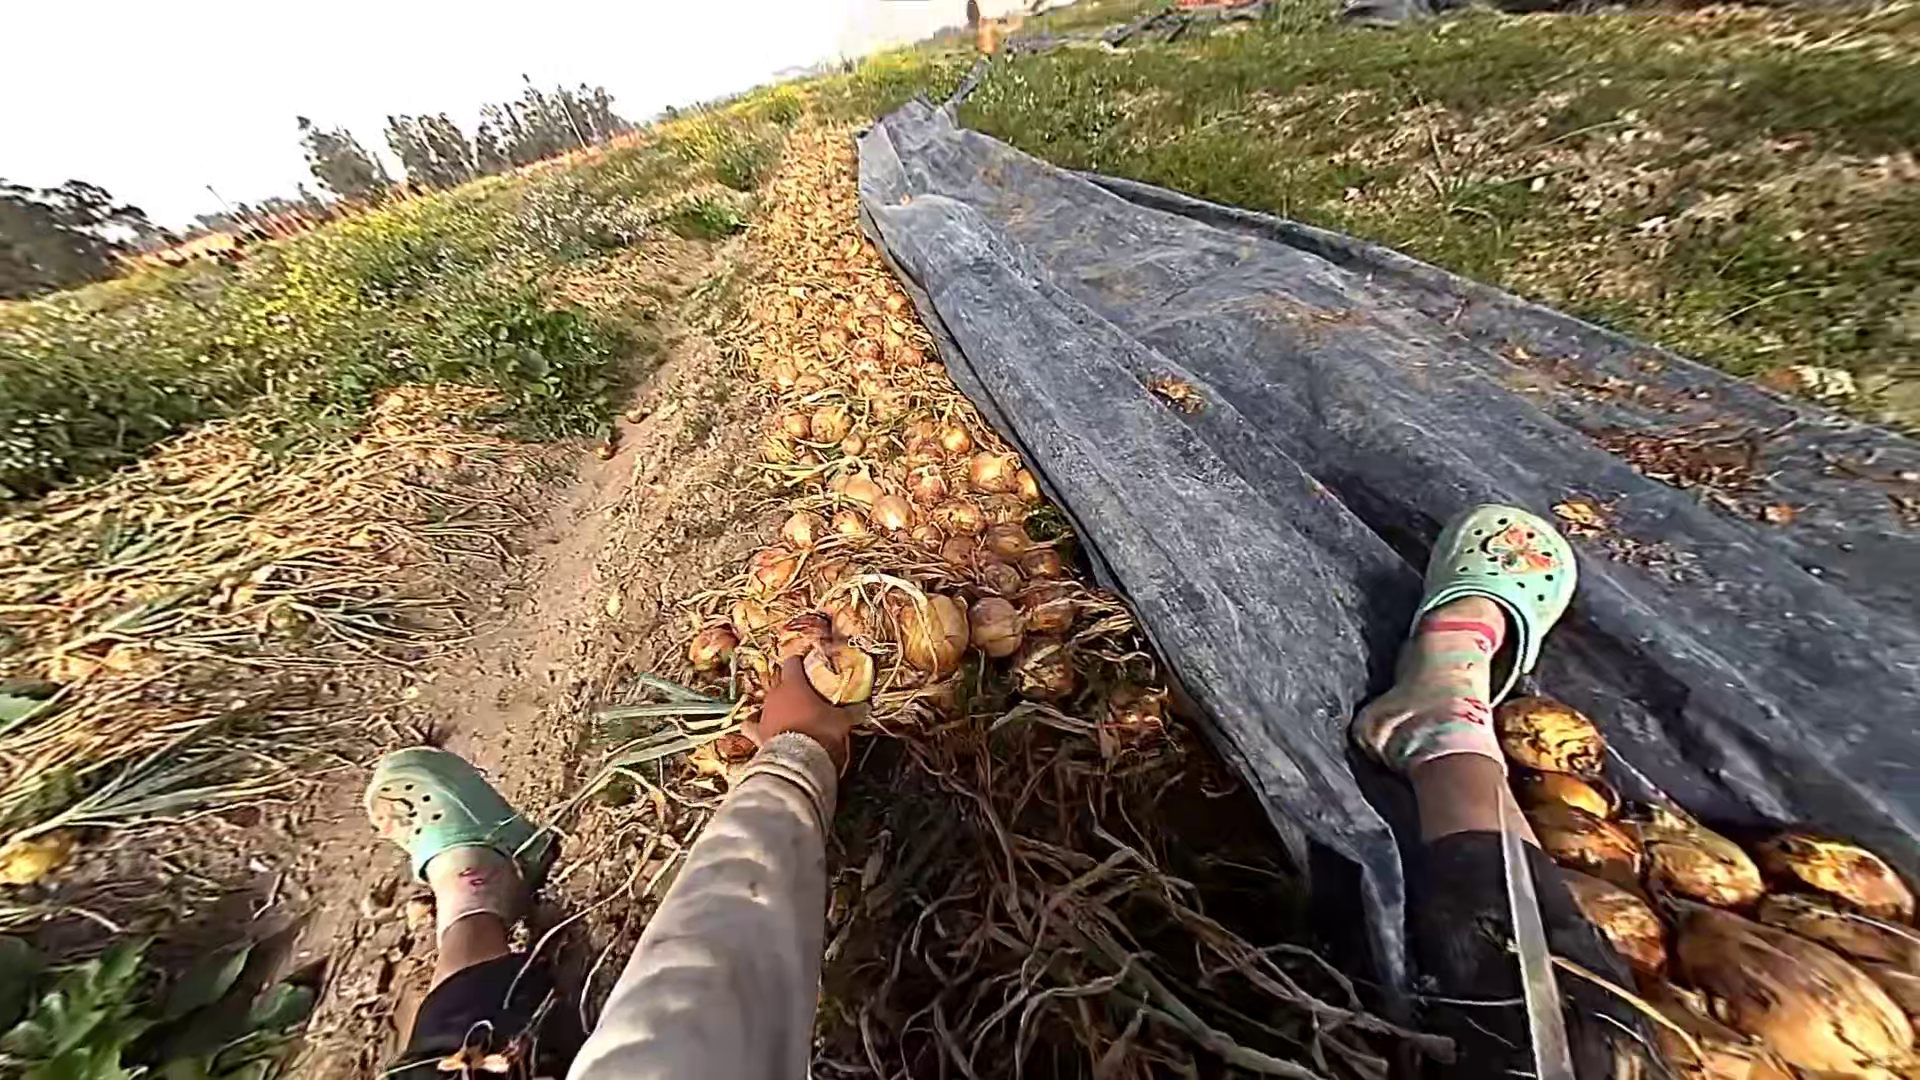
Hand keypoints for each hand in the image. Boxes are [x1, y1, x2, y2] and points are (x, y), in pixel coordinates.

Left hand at [746, 656, 861, 770]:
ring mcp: (764, 714)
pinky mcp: (757, 734)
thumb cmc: (820, 730)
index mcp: (794, 684)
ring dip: (778, 707)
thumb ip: (850, 712)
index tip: (806, 662)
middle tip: (806, 695)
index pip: (792, 662)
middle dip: (791, 687)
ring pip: (769, 703)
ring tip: (791, 714)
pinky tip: (763, 728)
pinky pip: (754, 726)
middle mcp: (775, 694)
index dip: (799, 661)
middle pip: (781, 683)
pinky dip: (759, 726)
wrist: (797, 761)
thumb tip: (865, 707)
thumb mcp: (841, 720)